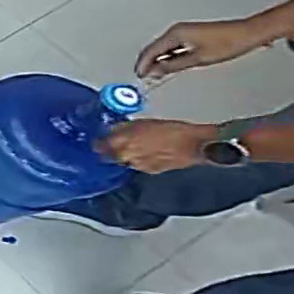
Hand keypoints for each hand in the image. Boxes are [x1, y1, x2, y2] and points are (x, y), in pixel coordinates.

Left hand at [99, 118, 218, 172]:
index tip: (100, 140)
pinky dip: (140, 161)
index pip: (98, 145)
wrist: (196, 145)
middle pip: (108, 156)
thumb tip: (113, 129)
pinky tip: (149, 155)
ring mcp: (136, 165)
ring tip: (137, 149)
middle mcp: (125, 155)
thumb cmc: (173, 130)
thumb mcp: (143, 123)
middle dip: (110, 151)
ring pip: (123, 162)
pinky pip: (138, 166)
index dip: (98, 142)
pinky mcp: (148, 171)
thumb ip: (124, 128)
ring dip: (126, 156)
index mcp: (121, 141)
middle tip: (116, 145)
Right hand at [135, 18, 276, 77]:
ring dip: (158, 60)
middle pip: (153, 48)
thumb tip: (154, 72)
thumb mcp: (197, 59)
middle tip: (146, 76)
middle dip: (148, 63)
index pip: (150, 51)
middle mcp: (177, 31)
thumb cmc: (230, 42)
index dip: (142, 65)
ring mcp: (184, 31)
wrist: (250, 33)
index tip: (140, 75)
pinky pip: (171, 46)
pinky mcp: (190, 34)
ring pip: (162, 48)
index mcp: (175, 34)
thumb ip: (171, 66)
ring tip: (158, 73)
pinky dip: (167, 56)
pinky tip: (170, 64)